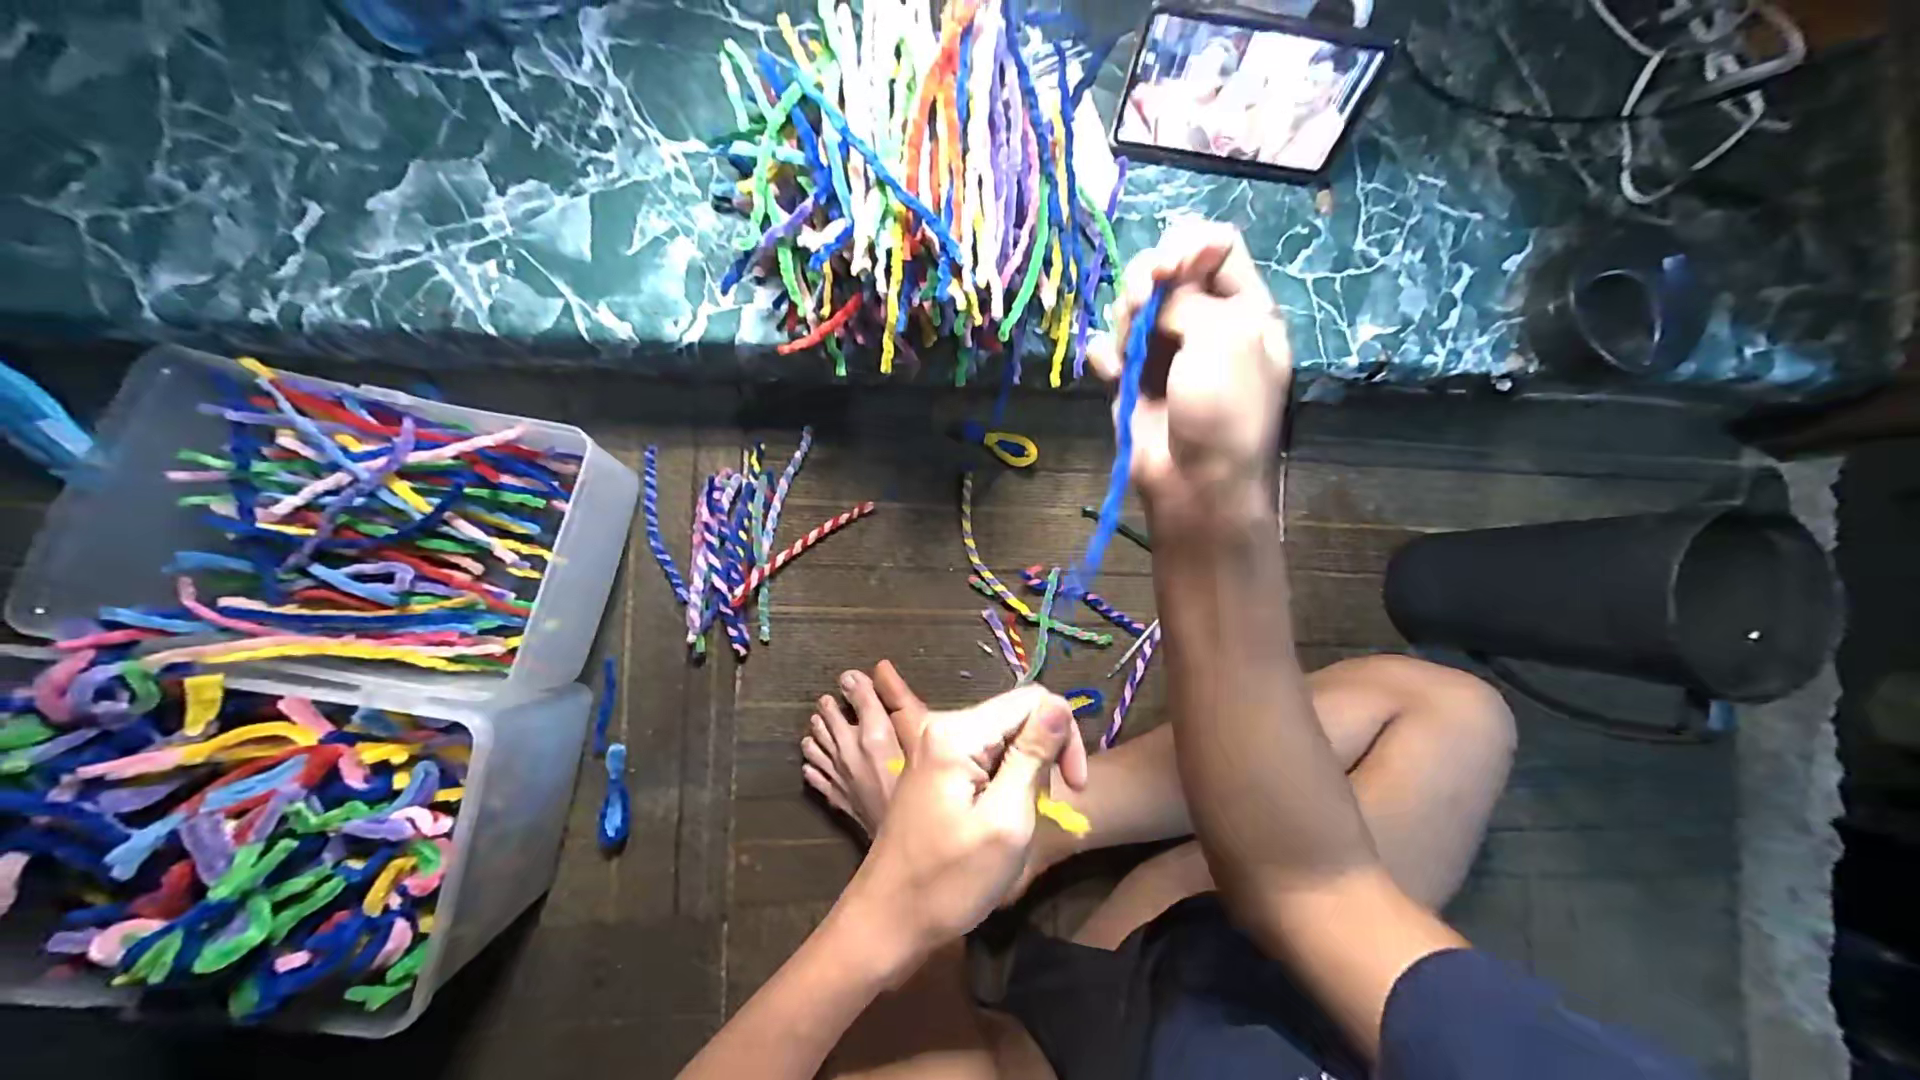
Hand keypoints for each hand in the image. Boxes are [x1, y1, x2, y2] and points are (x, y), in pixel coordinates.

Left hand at [830, 686, 1081, 983]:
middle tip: (1044, 808)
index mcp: (957, 733)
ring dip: (1026, 772)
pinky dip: (1005, 780)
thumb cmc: (948, 882)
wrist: (887, 920)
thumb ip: (1033, 756)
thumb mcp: (1005, 821)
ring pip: (1005, 737)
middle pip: (1017, 715)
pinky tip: (1001, 815)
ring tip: (1019, 819)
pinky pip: (985, 756)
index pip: (1033, 700)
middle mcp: (943, 727)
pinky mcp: (936, 767)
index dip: (1064, 736)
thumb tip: (1059, 703)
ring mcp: (936, 747)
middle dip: (1044, 755)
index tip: (1074, 787)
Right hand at [1089, 222, 1291, 527]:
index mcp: (1244, 309)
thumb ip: (1189, 298)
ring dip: (1123, 320)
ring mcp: (1165, 354)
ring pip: (1132, 308)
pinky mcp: (1131, 381)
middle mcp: (1204, 324)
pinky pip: (1109, 349)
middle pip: (1167, 272)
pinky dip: (1104, 356)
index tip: (1169, 267)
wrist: (1196, 486)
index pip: (1216, 247)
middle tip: (1140, 302)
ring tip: (1126, 354)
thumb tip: (1158, 292)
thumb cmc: (1223, 411)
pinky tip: (1112, 376)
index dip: (1188, 244)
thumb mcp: (1225, 339)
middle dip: (1146, 280)